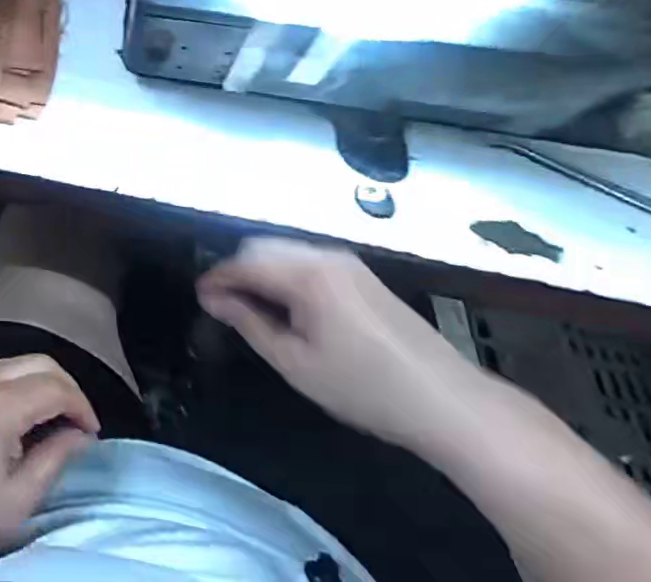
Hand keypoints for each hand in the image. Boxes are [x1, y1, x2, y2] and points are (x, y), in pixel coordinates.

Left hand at [0, 355, 98, 576]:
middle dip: (67, 389)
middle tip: (79, 426)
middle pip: (41, 362)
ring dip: (44, 383)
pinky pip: (0, 371)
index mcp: (0, 403)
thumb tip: (81, 435)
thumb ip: (55, 457)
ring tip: (56, 424)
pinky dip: (22, 383)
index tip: (93, 436)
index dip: (83, 407)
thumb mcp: (19, 498)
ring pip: (20, 362)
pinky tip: (26, 418)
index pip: (57, 386)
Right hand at [196, 237, 491, 451]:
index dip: (215, 279)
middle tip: (223, 304)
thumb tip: (212, 298)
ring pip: (282, 250)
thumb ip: (248, 323)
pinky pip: (305, 258)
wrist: (451, 404)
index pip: (243, 263)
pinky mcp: (360, 272)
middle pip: (260, 246)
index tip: (199, 297)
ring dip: (259, 270)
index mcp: (307, 275)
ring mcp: (346, 261)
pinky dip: (284, 272)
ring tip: (252, 306)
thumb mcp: (295, 364)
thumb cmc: (366, 389)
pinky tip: (287, 304)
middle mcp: (324, 256)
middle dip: (236, 270)